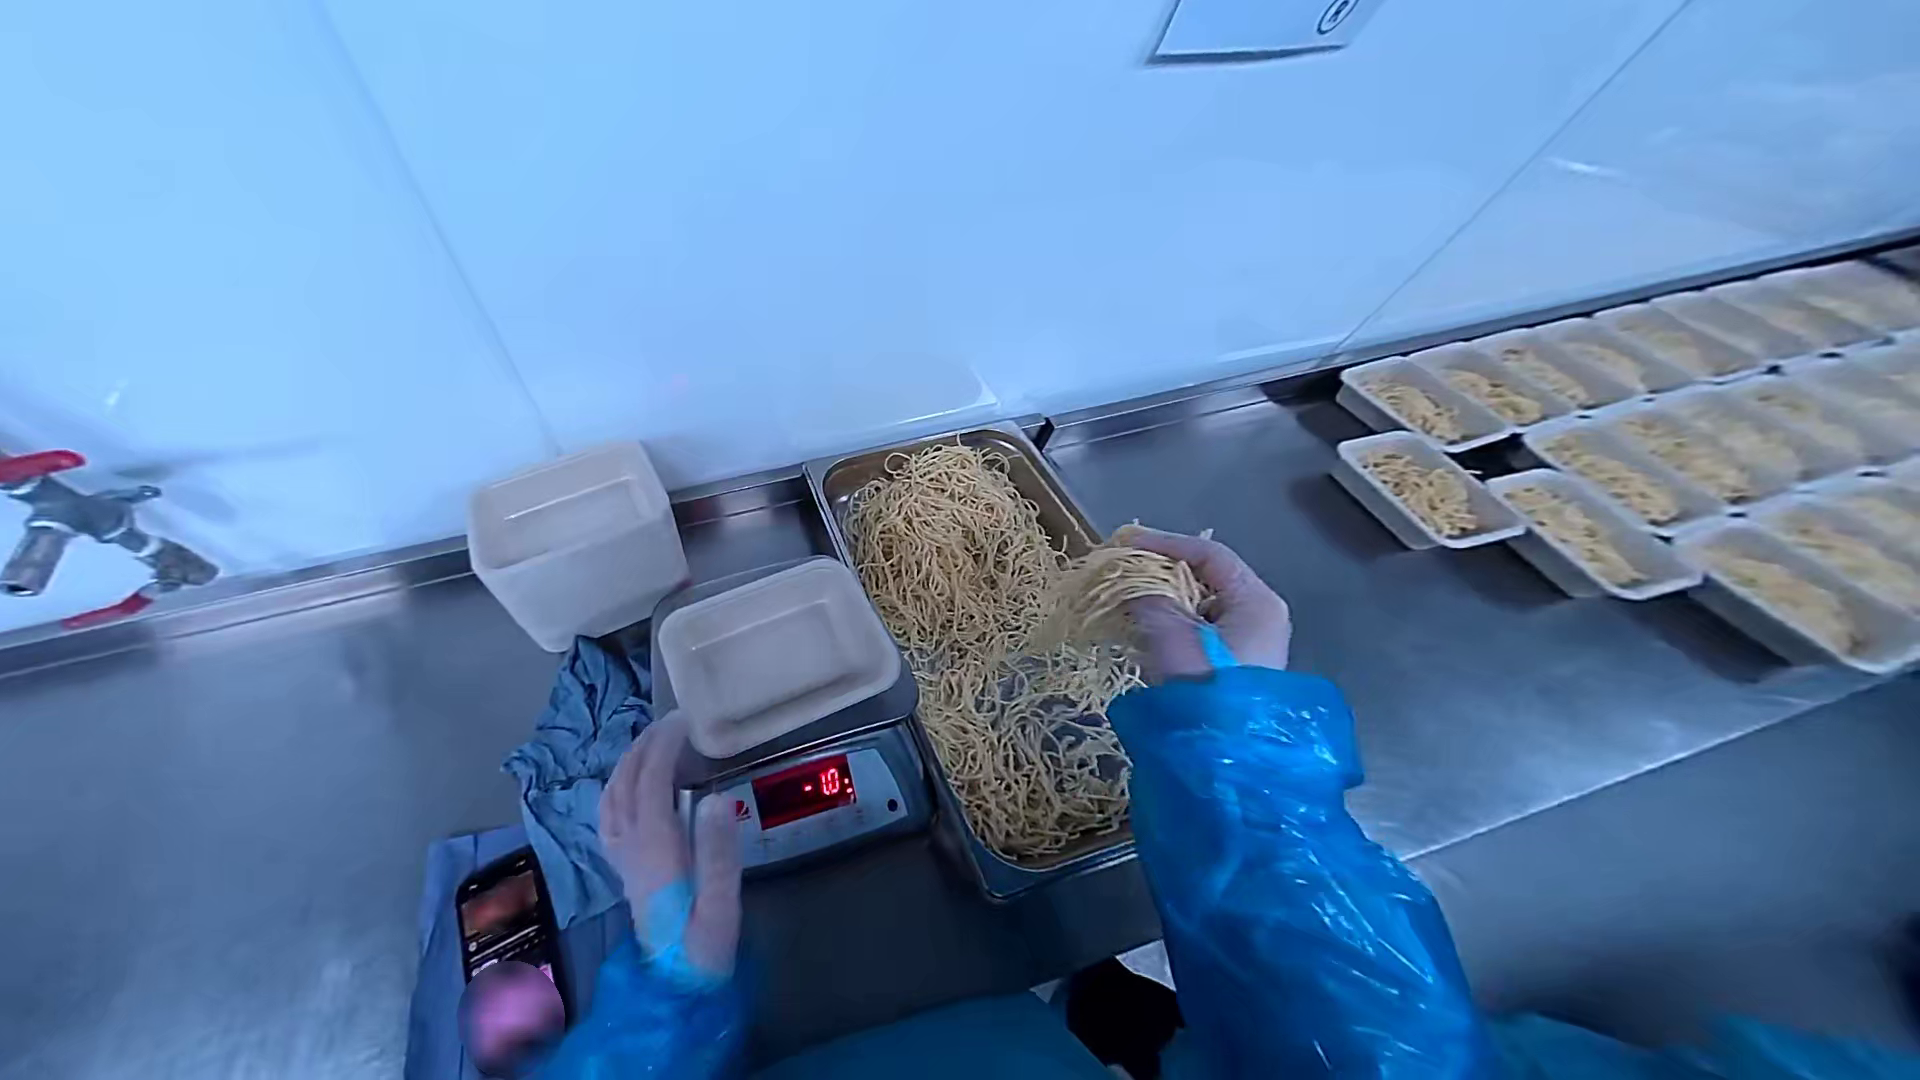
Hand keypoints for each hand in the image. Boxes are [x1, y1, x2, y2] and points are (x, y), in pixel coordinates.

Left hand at [599, 713, 742, 981]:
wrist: (674, 985)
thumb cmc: (704, 942)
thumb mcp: (722, 901)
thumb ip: (718, 851)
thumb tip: (714, 797)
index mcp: (654, 850)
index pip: (650, 785)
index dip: (664, 748)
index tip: (685, 721)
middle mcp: (631, 848)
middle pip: (626, 785)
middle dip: (646, 746)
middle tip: (674, 720)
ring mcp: (623, 858)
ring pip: (613, 797)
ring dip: (630, 762)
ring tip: (655, 739)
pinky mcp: (625, 868)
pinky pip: (610, 816)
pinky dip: (619, 787)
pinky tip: (632, 782)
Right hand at [1114, 526, 1290, 681]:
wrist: (1229, 756)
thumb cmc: (1207, 685)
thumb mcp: (1172, 636)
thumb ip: (1148, 599)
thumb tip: (1130, 583)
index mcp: (1256, 600)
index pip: (1209, 555)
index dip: (1165, 543)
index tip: (1126, 542)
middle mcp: (1259, 615)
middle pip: (1205, 578)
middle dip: (1160, 571)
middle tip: (1122, 568)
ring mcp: (1249, 642)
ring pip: (1198, 605)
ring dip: (1160, 597)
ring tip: (1124, 595)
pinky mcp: (1233, 665)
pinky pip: (1197, 629)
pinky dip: (1169, 621)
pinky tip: (1141, 625)